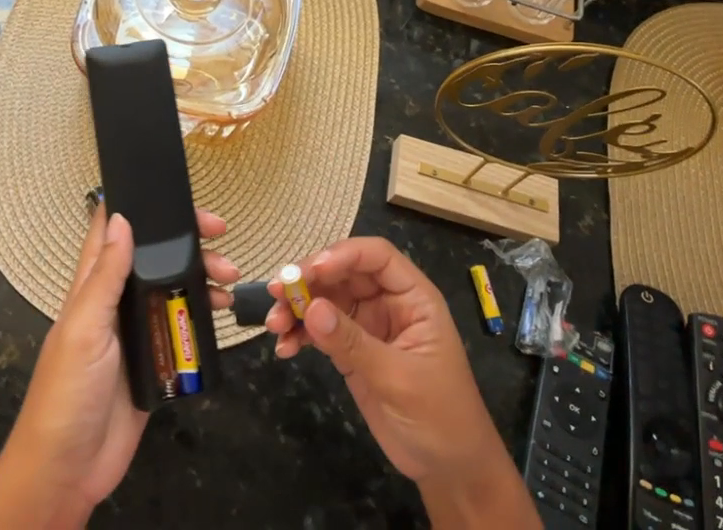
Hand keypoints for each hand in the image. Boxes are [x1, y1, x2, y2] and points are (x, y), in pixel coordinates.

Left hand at [0, 206, 237, 527]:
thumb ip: (104, 275)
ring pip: (173, 291)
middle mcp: (114, 304)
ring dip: (201, 278)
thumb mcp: (85, 328)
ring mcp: (135, 333)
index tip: (175, 197)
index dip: (139, 210)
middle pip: (154, 259)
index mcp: (90, 288)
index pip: (112, 234)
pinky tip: (222, 312)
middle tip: (220, 234)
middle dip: (186, 243)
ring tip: (229, 279)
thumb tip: (119, 218)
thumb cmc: (68, 392)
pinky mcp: (154, 362)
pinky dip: (204, 316)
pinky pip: (182, 329)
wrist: (69, 468)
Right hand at [266, 238, 537, 527]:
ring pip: (325, 299)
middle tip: (276, 293)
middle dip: (308, 280)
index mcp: (413, 298)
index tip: (310, 272)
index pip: (376, 257)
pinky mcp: (351, 350)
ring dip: (296, 307)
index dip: (342, 256)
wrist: (449, 467)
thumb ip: (353, 343)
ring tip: (273, 325)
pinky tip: (284, 348)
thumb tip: (310, 308)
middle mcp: (388, 303)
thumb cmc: (440, 416)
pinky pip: (319, 330)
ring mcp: (367, 326)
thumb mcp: (399, 378)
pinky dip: (299, 334)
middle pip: (343, 273)